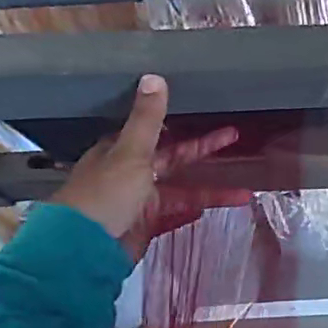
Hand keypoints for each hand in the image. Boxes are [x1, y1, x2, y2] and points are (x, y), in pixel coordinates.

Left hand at [48, 74, 248, 260]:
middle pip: (174, 159)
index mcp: (122, 151)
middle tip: (234, 136)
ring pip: (181, 192)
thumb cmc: (105, 195)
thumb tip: (154, 78)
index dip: (183, 124)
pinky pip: (174, 217)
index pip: (157, 132)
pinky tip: (208, 211)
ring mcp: (139, 203)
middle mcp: (131, 174)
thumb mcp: (130, 152)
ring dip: (211, 192)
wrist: (84, 249)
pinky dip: (190, 213)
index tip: (206, 115)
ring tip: (243, 193)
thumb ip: (147, 119)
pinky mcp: (145, 228)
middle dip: (204, 151)